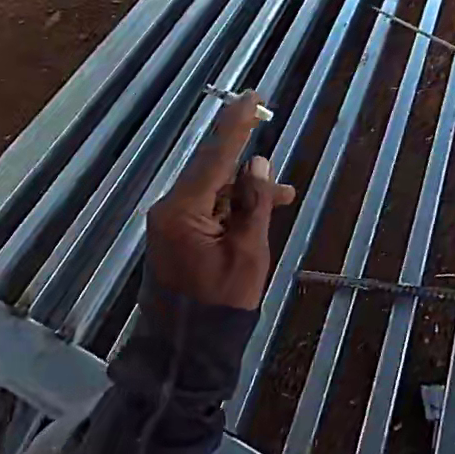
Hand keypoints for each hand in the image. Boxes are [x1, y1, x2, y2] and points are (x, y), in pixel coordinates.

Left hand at [145, 92, 296, 309]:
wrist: (186, 356)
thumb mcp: (248, 254)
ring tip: (282, 193)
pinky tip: (262, 210)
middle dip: (243, 153)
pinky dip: (234, 207)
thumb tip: (259, 163)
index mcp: (183, 210)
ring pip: (214, 189)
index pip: (215, 156)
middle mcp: (171, 208)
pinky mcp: (178, 235)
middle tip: (264, 120)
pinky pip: (209, 208)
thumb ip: (255, 205)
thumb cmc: (221, 308)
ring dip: (245, 189)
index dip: (237, 124)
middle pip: (211, 168)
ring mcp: (172, 222)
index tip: (251, 97)